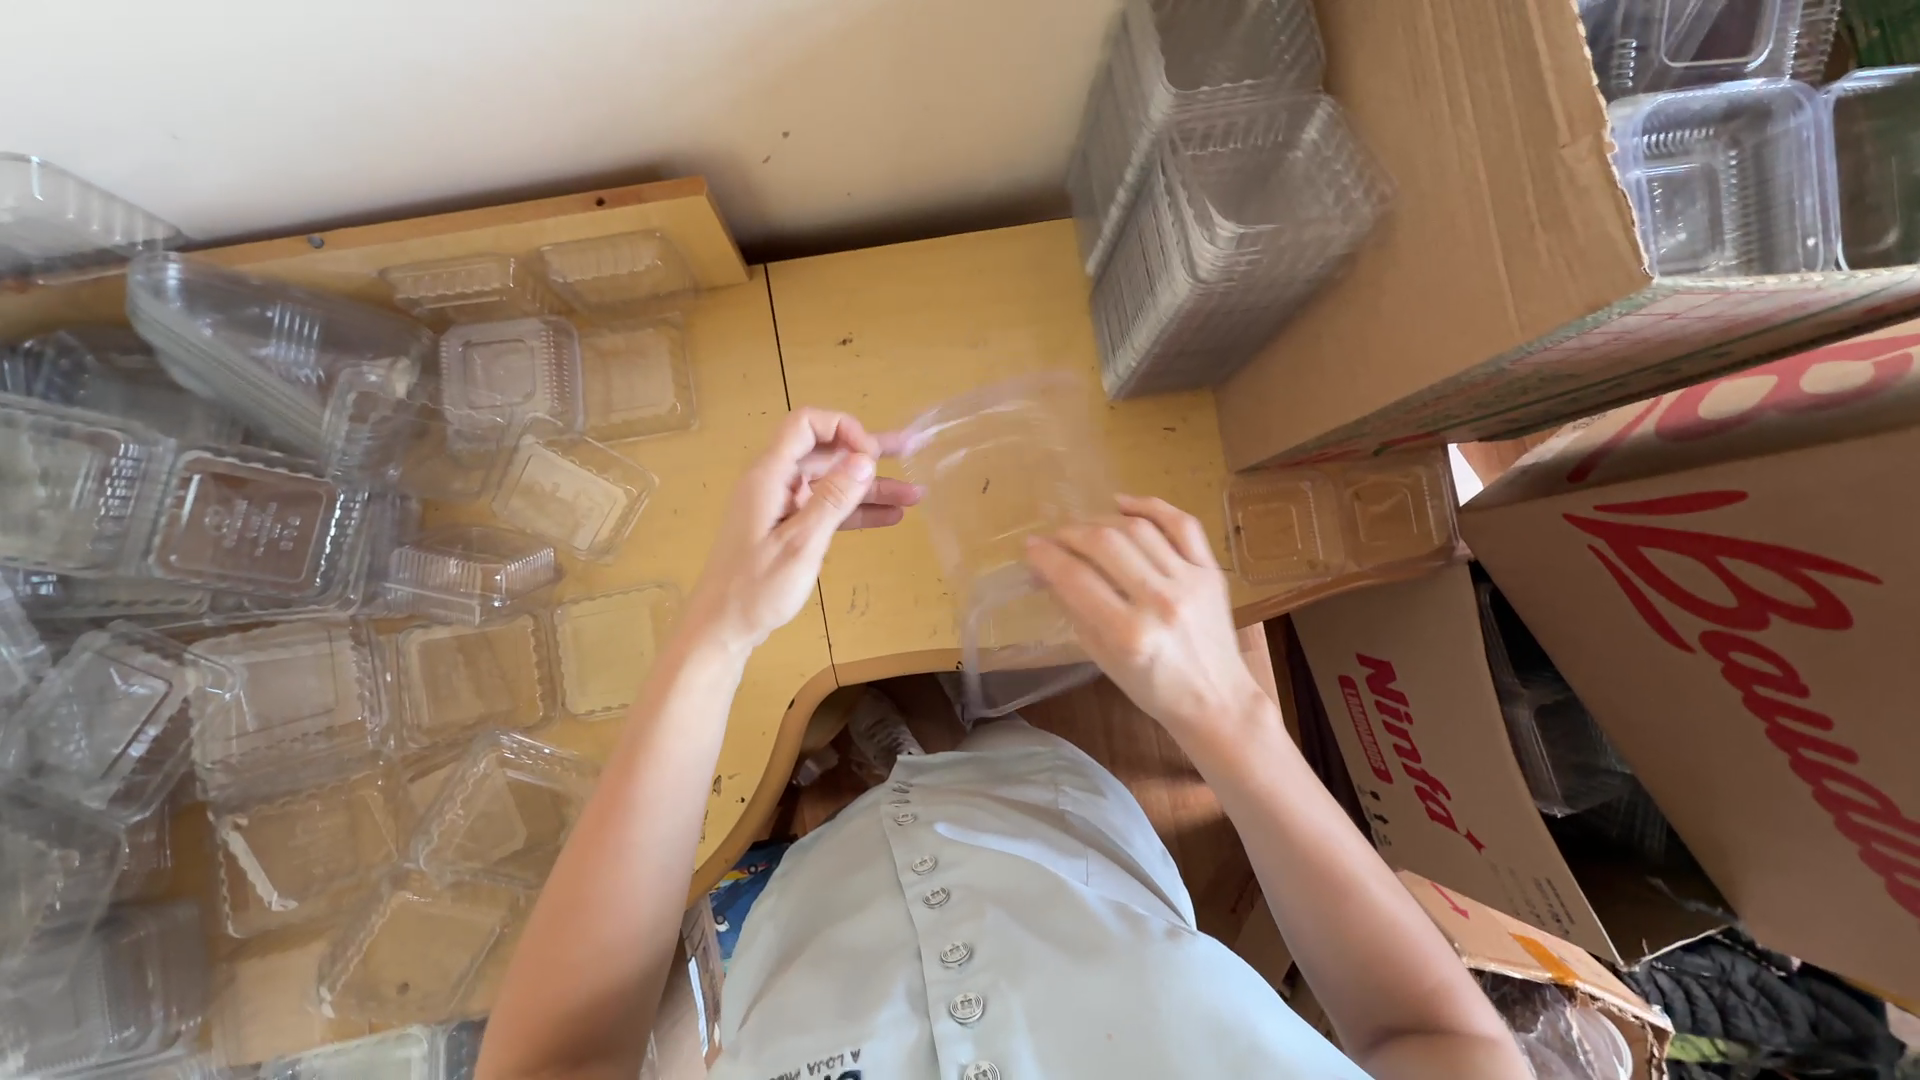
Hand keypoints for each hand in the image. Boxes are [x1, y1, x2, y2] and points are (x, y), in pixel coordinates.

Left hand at [686, 408, 919, 652]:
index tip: (872, 456)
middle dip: (869, 453)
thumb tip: (865, 459)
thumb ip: (833, 499)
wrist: (722, 627)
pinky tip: (890, 517)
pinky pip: (826, 508)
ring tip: (914, 494)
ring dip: (870, 487)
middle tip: (912, 451)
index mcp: (770, 476)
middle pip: (825, 452)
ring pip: (831, 482)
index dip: (843, 429)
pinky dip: (855, 511)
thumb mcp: (802, 544)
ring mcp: (781, 505)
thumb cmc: (756, 588)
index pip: (806, 425)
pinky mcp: (787, 526)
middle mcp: (775, 482)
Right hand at [1025, 494, 1264, 737]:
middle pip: (1105, 543)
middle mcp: (1160, 602)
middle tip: (1054, 537)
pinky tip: (1123, 504)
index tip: (1030, 547)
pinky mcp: (1211, 572)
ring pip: (1139, 528)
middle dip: (1070, 533)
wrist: (1216, 699)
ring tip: (1084, 526)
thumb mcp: (1102, 658)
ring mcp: (1190, 582)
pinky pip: (1182, 525)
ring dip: (1102, 519)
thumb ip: (1075, 610)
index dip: (1046, 556)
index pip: (1076, 578)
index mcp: (1128, 634)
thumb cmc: (1152, 688)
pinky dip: (1151, 506)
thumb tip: (1046, 571)